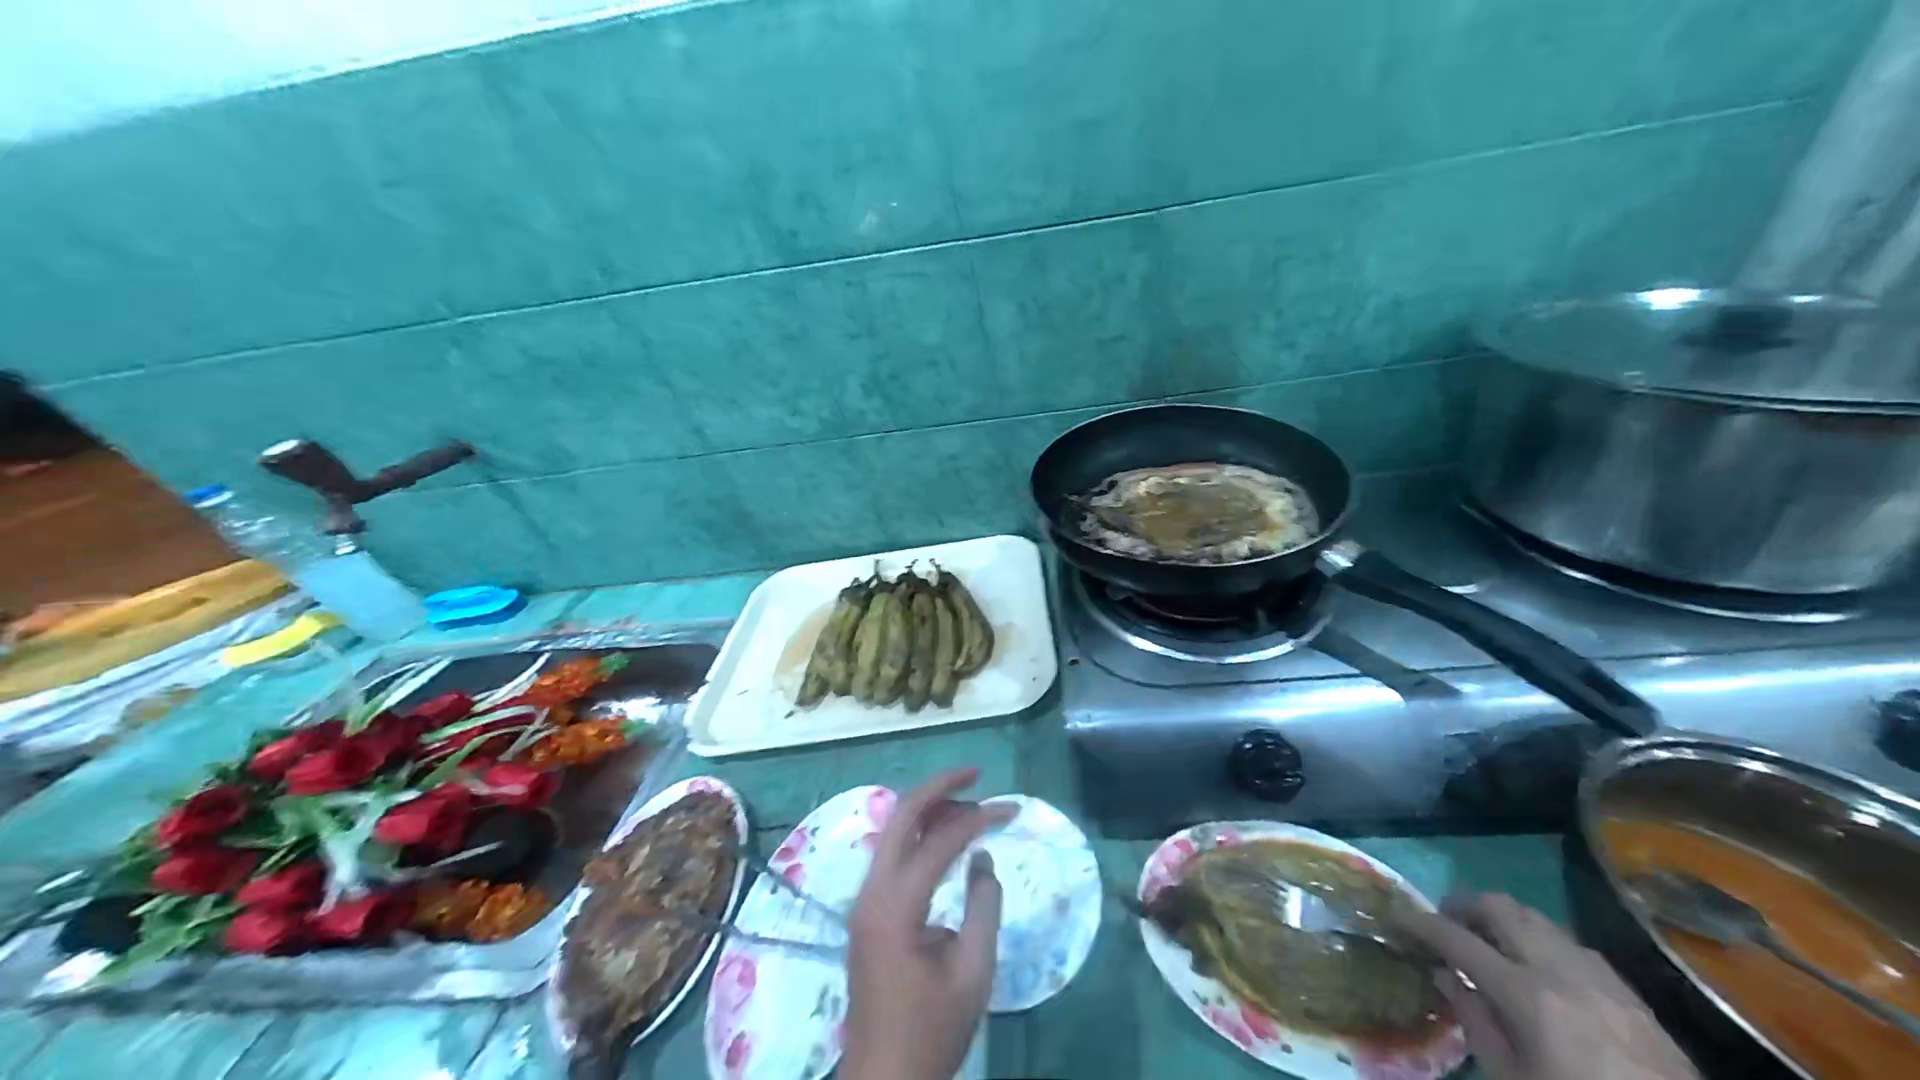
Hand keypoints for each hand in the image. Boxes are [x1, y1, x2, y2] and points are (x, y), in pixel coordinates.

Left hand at [840, 768, 1014, 1079]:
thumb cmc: (932, 1031)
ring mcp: (863, 901)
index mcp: (895, 906)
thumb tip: (982, 856)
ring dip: (929, 811)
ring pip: (893, 833)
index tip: (1012, 809)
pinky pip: (891, 856)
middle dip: (939, 787)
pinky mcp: (867, 913)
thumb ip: (983, 906)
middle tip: (977, 774)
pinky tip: (945, 841)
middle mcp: (871, 891)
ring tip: (971, 806)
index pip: (939, 841)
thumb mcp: (973, 973)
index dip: (978, 817)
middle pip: (900, 816)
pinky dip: (918, 838)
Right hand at [1392, 892, 1700, 1079]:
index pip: (1455, 938)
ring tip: (1491, 945)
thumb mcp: (1511, 1079)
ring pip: (1538, 918)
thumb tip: (1446, 977)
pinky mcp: (1629, 992)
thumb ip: (1475, 1021)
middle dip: (1463, 906)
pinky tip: (1541, 971)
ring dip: (1504, 921)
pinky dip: (1542, 942)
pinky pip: (1572, 944)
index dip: (1419, 923)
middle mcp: (1560, 969)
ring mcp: (1600, 976)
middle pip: (1500, 907)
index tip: (1396, 917)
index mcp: (1526, 994)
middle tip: (1446, 925)